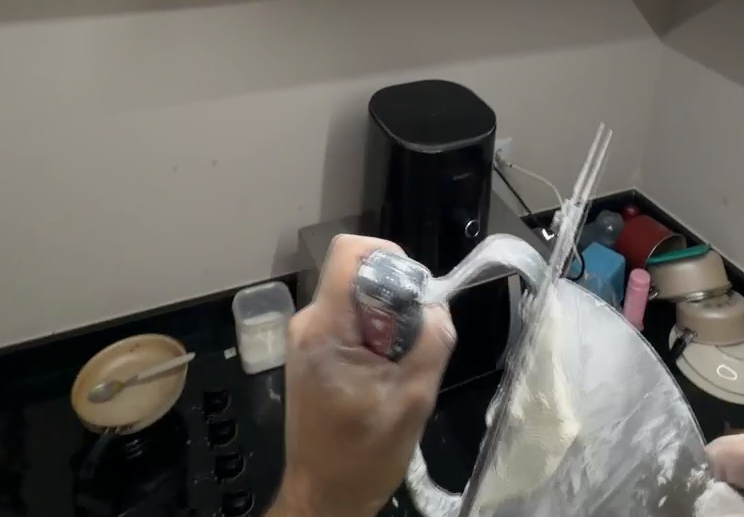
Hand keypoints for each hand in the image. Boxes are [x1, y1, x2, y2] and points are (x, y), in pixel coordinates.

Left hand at [270, 235, 455, 516]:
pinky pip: (349, 319)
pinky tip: (385, 372)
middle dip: (394, 295)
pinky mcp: (311, 352)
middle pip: (357, 276)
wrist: (322, 500)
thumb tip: (437, 302)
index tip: (413, 284)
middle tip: (417, 334)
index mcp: (326, 326)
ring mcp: (306, 337)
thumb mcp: (413, 398)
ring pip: (356, 298)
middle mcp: (309, 322)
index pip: (348, 251)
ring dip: (386, 319)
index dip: (385, 251)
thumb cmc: (362, 455)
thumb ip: (432, 340)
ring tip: (402, 362)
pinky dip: (373, 334)